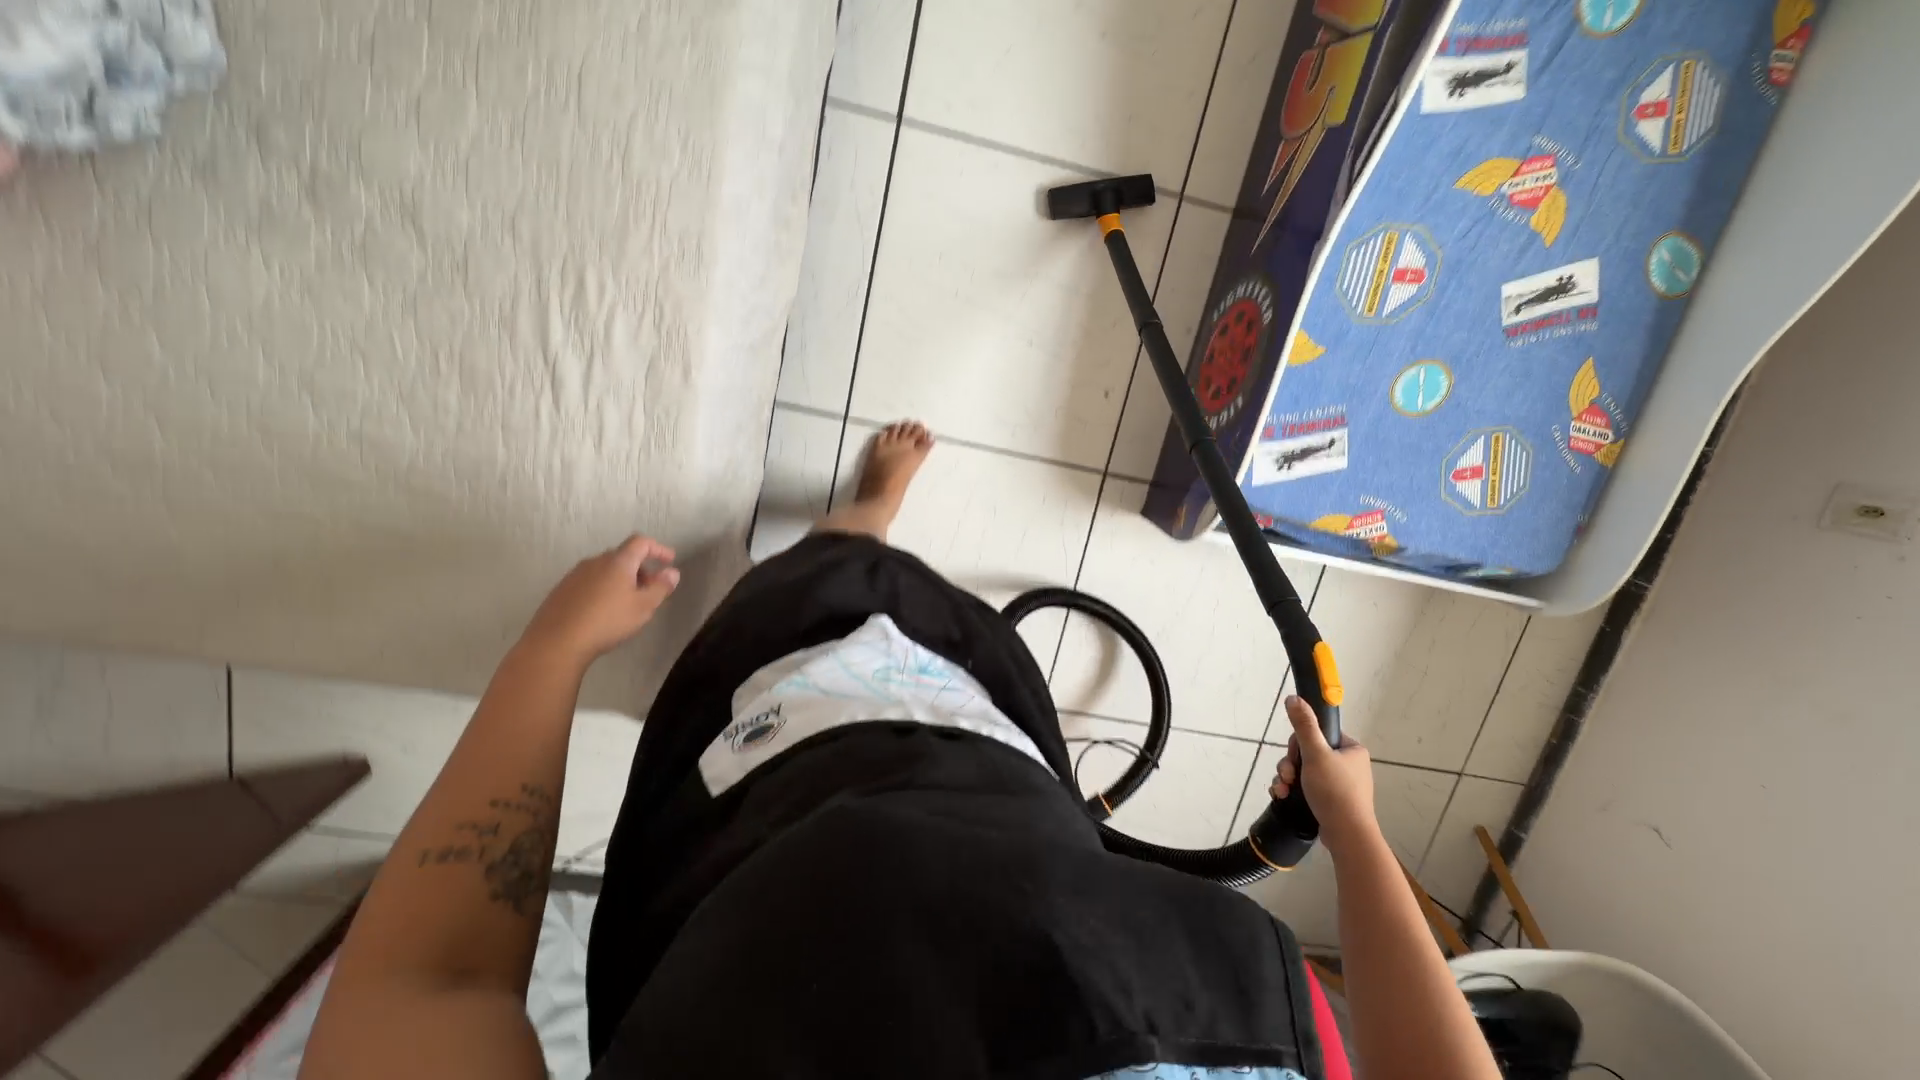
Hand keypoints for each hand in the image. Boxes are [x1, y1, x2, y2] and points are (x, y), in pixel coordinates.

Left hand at [521, 536, 679, 664]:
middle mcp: (595, 562)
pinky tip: (602, 610)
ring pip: (605, 569)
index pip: (641, 542)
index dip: (658, 549)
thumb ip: (660, 587)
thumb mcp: (643, 607)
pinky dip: (603, 588)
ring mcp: (575, 574)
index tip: (669, 561)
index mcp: (618, 562)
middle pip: (623, 556)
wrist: (557, 641)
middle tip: (650, 588)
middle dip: (640, 568)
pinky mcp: (562, 589)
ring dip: (621, 579)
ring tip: (627, 602)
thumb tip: (672, 572)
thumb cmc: (607, 621)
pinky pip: (589, 581)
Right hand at [1269, 694, 1378, 854]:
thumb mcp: (1316, 754)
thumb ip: (1304, 725)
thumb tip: (1293, 697)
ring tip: (1283, 789)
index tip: (1295, 753)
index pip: (1320, 734)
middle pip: (1307, 753)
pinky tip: (1283, 796)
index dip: (1301, 742)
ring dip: (1287, 778)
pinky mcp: (1331, 801)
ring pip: (1303, 771)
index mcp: (1351, 750)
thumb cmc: (1335, 791)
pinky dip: (1292, 790)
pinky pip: (1306, 787)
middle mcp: (1348, 765)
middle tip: (1286, 775)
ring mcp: (1340, 784)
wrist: (1347, 835)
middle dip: (1290, 764)